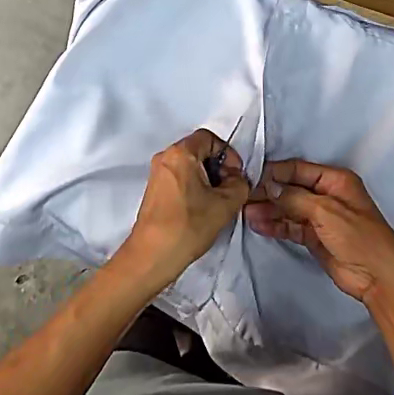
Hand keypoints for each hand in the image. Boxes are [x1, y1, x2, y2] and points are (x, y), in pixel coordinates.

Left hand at [115, 130, 250, 286]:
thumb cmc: (189, 225)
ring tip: (217, 201)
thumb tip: (236, 180)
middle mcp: (164, 158)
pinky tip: (202, 208)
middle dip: (218, 166)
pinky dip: (194, 187)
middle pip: (199, 150)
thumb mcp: (227, 203)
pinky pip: (179, 178)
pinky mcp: (154, 192)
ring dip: (207, 178)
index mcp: (180, 153)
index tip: (235, 175)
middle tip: (229, 188)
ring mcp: (156, 175)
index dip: (228, 153)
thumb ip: (240, 183)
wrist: (153, 256)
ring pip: (189, 166)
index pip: (210, 138)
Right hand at [245, 159, 393, 304]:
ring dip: (269, 210)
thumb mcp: (326, 211)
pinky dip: (276, 225)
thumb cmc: (360, 237)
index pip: (299, 170)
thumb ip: (295, 198)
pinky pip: (291, 226)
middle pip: (292, 188)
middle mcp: (327, 194)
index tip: (252, 177)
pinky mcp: (315, 236)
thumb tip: (270, 186)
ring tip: (246, 212)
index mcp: (336, 179)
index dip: (276, 172)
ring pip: (289, 208)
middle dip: (269, 192)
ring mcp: (321, 216)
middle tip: (244, 197)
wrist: (377, 276)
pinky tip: (259, 224)